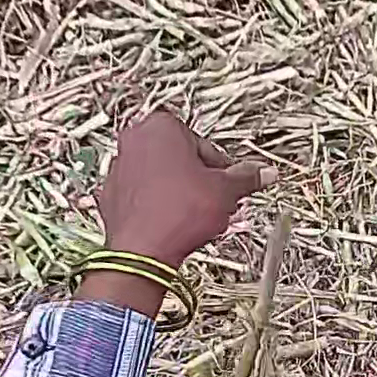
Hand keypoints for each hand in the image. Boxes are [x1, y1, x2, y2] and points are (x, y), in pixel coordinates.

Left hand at [96, 110, 274, 267]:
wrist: (143, 251)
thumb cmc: (183, 213)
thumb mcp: (225, 193)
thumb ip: (245, 179)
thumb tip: (267, 173)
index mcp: (163, 125)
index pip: (206, 148)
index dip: (222, 174)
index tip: (228, 194)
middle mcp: (135, 138)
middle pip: (181, 161)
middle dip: (200, 184)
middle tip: (214, 208)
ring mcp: (118, 167)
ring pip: (160, 178)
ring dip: (179, 196)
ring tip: (193, 221)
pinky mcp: (109, 195)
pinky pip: (142, 198)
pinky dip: (156, 208)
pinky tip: (169, 226)